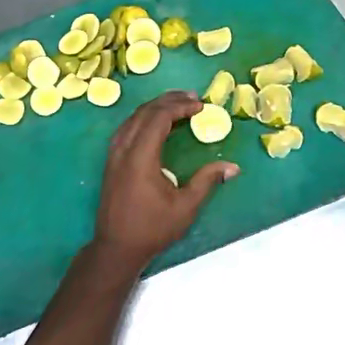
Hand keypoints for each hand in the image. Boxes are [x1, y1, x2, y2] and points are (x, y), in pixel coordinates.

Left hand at [93, 90, 239, 269]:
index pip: (158, 118)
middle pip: (144, 113)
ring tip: (178, 105)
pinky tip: (156, 122)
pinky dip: (143, 119)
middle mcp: (123, 149)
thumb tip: (232, 167)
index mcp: (140, 157)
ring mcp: (113, 154)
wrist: (116, 245)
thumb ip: (207, 182)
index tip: (200, 105)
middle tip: (193, 98)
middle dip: (168, 101)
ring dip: (155, 108)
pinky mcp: (111, 160)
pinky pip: (126, 128)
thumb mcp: (185, 207)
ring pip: (132, 118)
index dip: (179, 107)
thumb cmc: (151, 228)